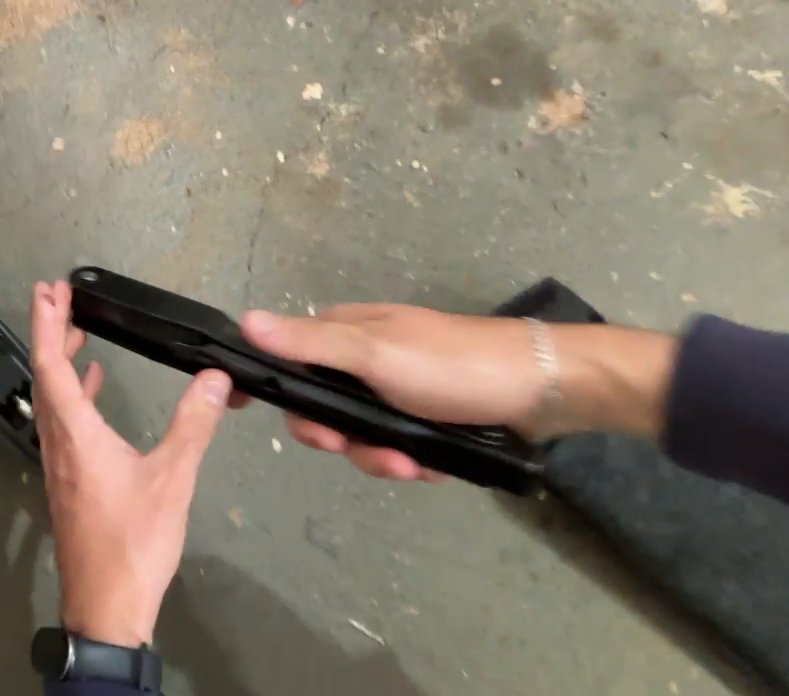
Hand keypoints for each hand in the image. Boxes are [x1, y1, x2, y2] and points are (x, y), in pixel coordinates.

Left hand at [30, 280, 231, 647]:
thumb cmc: (133, 542)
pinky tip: (91, 380)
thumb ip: (192, 426)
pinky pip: (64, 417)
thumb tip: (214, 378)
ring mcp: (60, 459)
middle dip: (49, 329)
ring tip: (75, 328)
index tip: (49, 291)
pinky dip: (74, 389)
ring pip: (51, 394)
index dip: (47, 323)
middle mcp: (58, 439)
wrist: (105, 605)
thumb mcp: (171, 480)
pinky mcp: (69, 475)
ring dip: (59, 356)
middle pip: (44, 372)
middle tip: (56, 295)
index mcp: (75, 432)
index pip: (50, 363)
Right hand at [242, 304, 675, 482]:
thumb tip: (244, 320)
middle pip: (317, 404)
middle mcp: (360, 357)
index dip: (266, 383)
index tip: (247, 410)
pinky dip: (409, 458)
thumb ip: (309, 344)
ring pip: (357, 431)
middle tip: (348, 448)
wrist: (544, 388)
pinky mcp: (423, 414)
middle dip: (335, 435)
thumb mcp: (373, 354)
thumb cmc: (449, 365)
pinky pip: (395, 444)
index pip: (284, 356)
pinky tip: (432, 465)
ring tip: (411, 467)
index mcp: (341, 332)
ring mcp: (393, 387)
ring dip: (377, 455)